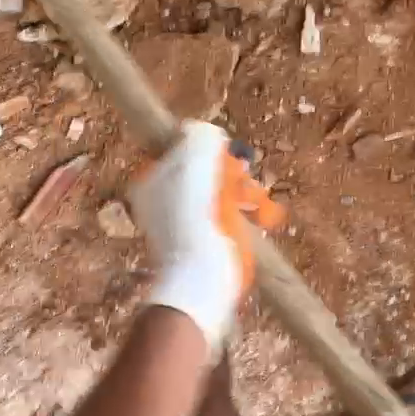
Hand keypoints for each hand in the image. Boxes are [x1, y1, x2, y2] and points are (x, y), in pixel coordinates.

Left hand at [130, 121, 284, 344]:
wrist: (203, 283)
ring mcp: (187, 220)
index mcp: (152, 180)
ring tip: (260, 208)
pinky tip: (262, 219)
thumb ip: (199, 139)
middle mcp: (166, 198)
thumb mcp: (195, 167)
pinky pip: (232, 213)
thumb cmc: (196, 224)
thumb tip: (204, 131)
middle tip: (244, 184)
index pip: (184, 146)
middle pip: (207, 167)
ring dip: (247, 193)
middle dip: (233, 174)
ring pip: (223, 189)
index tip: (226, 162)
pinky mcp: (209, 238)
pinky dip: (249, 213)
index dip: (210, 150)